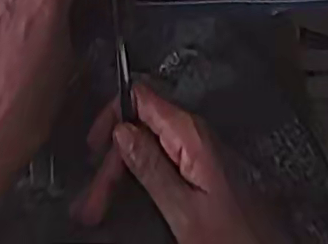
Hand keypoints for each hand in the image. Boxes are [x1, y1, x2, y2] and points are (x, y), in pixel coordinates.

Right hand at [72, 84, 287, 243]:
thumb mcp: (185, 213)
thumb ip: (151, 167)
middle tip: (92, 203)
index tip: (93, 148)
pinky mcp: (199, 169)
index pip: (140, 97)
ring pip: (146, 146)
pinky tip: (121, 197)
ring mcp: (196, 150)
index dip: (112, 116)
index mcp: (189, 134)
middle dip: (111, 161)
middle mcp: (193, 133)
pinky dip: (136, 179)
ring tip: (97, 208)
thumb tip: (121, 130)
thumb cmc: (235, 241)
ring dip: (118, 174)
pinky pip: (159, 161)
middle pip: (139, 126)